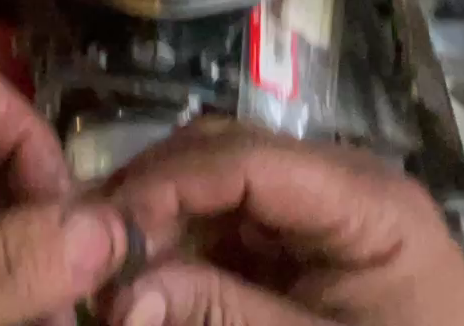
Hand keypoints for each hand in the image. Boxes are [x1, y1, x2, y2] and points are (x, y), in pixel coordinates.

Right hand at [102, 126, 463, 325]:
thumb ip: (222, 315)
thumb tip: (118, 298)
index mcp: (369, 200)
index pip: (250, 160)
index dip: (170, 183)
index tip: (106, 224)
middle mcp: (339, 180)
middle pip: (225, 153)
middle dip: (155, 191)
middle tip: (94, 238)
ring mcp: (317, 205)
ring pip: (214, 179)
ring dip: (159, 215)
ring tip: (110, 254)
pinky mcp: (300, 235)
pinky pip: (225, 219)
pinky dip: (181, 241)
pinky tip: (147, 265)